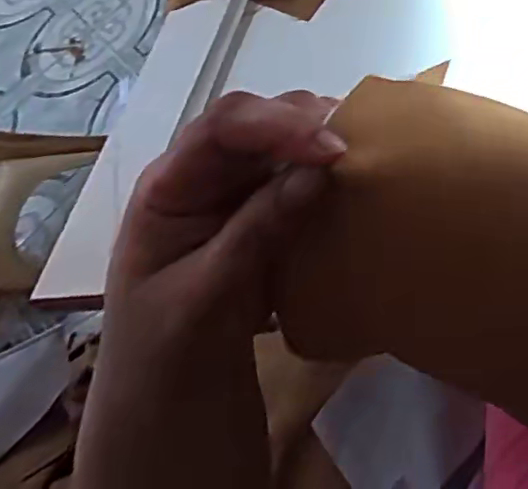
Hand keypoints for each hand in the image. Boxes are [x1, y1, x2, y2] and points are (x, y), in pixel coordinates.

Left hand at [103, 89, 344, 345]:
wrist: (172, 408)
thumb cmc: (166, 356)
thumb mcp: (203, 300)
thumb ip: (256, 232)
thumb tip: (319, 171)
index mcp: (168, 186)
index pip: (220, 128)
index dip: (276, 125)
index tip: (330, 149)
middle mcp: (203, 173)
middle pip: (254, 119)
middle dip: (304, 121)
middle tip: (356, 142)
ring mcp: (236, 188)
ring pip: (281, 135)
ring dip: (321, 134)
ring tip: (361, 148)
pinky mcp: (265, 206)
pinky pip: (299, 168)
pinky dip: (328, 163)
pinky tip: (353, 171)